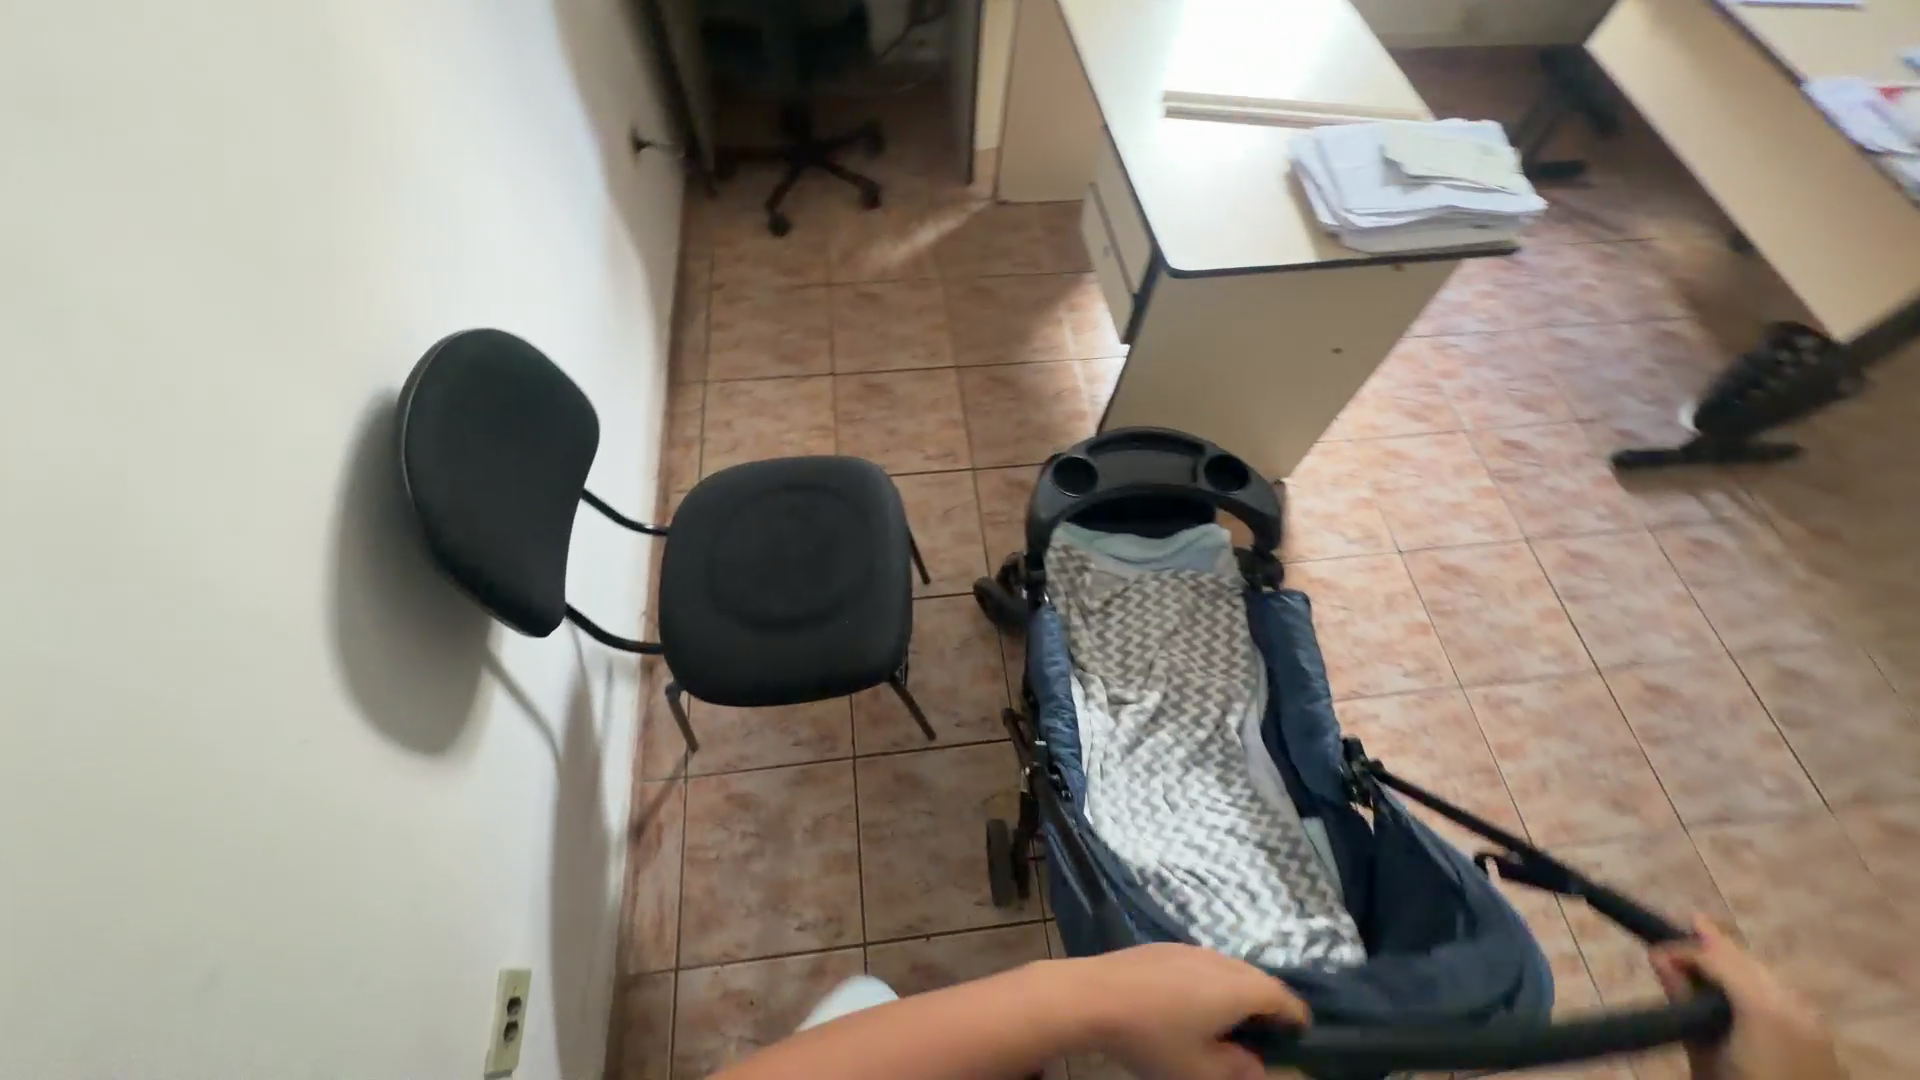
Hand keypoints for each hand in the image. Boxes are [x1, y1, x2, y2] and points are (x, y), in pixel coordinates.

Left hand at [1066, 943, 1309, 1079]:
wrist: (1093, 995)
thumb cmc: (1153, 1037)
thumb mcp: (1202, 1071)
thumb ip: (1240, 1069)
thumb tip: (1257, 1064)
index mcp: (1235, 987)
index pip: (1281, 996)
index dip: (1297, 1017)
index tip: (1302, 1035)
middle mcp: (1217, 959)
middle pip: (1256, 977)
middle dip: (1268, 1003)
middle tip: (1269, 1034)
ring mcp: (1187, 948)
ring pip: (1228, 967)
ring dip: (1238, 990)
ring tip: (1232, 1022)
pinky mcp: (1162, 947)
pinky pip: (1203, 962)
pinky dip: (1213, 981)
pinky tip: (1195, 1004)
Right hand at [1648, 917, 1845, 1079]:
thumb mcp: (1700, 1048)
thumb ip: (1683, 998)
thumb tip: (1657, 955)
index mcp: (1762, 1008)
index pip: (1716, 959)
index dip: (1683, 949)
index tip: (1653, 952)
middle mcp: (1794, 1007)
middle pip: (1748, 961)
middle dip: (1716, 944)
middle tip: (1687, 923)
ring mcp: (1813, 1023)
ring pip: (1768, 974)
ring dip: (1738, 961)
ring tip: (1710, 949)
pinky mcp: (1820, 1039)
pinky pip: (1784, 994)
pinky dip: (1758, 982)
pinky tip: (1741, 984)